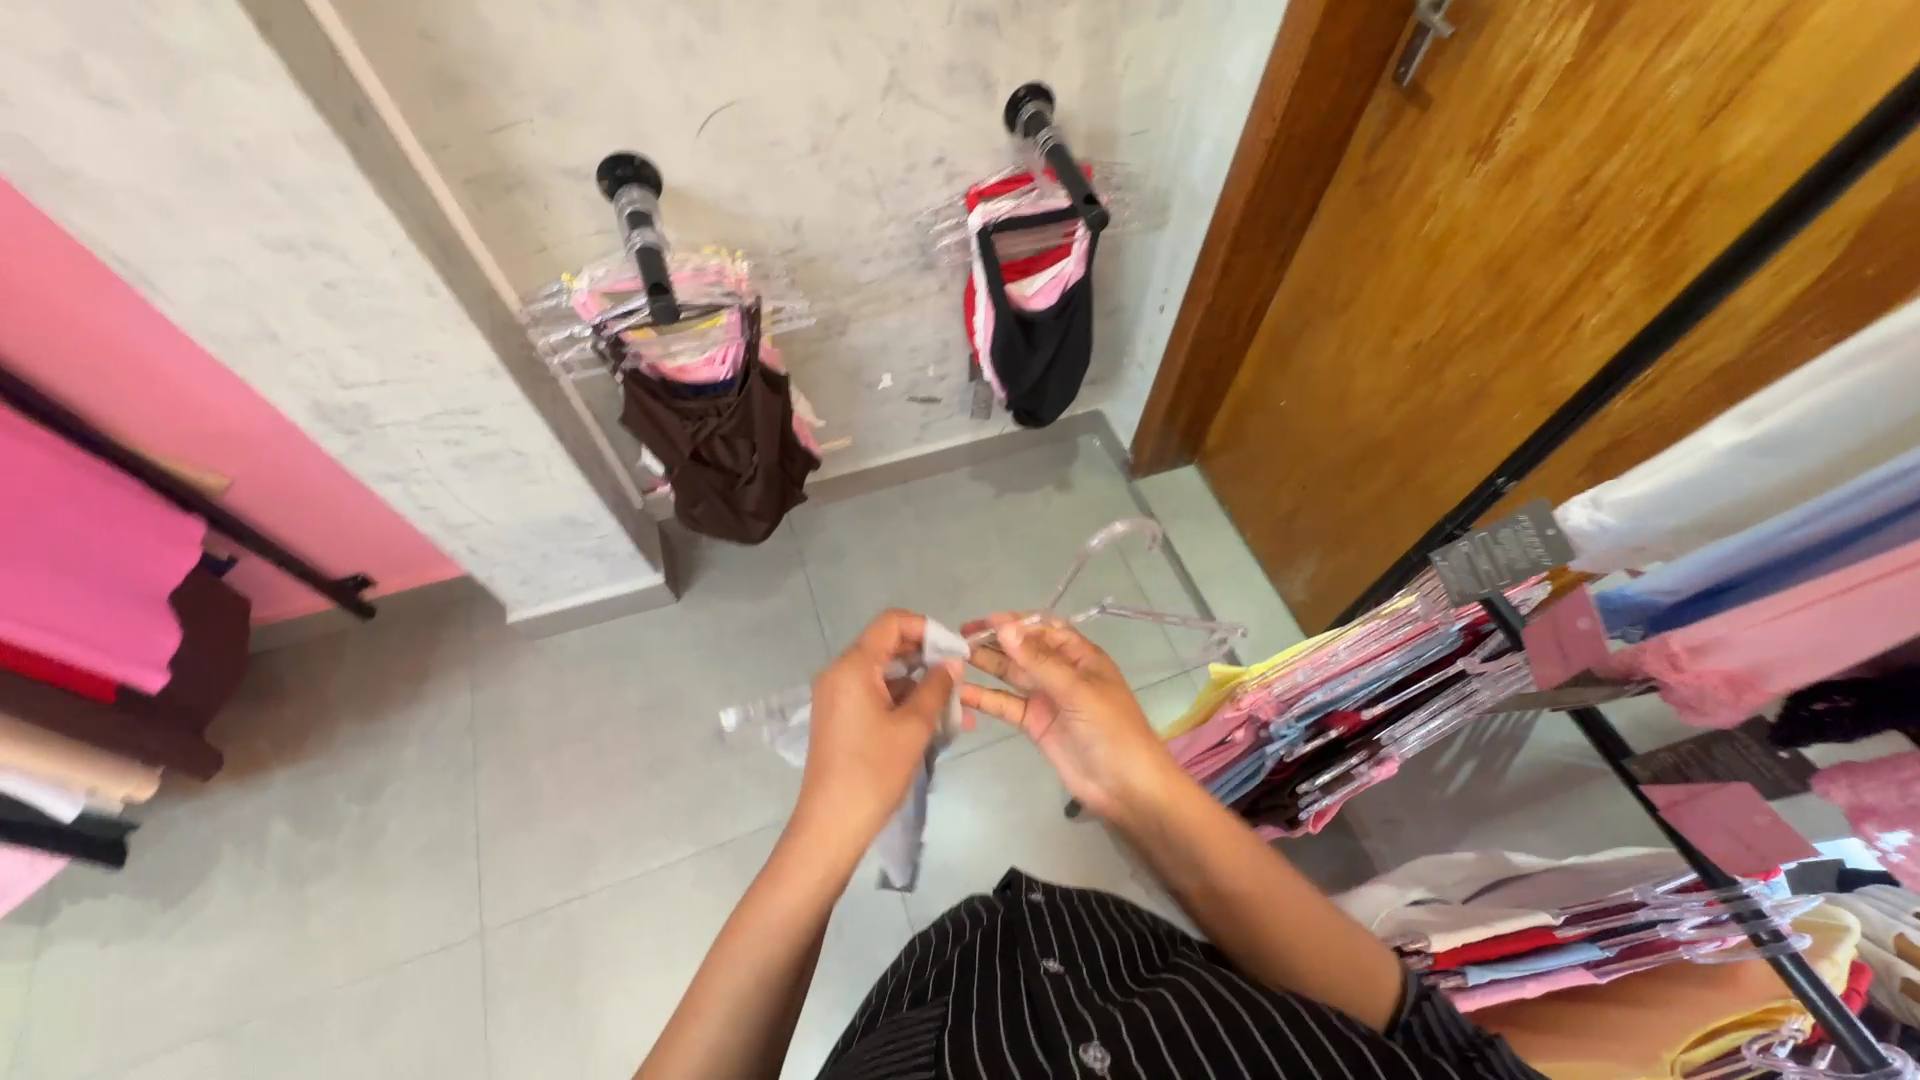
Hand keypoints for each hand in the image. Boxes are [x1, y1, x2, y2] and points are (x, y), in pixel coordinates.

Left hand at [794, 610, 959, 857]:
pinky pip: (875, 695)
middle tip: (960, 676)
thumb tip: (952, 663)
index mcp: (853, 667)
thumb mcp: (913, 727)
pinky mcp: (840, 718)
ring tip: (956, 704)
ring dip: (919, 682)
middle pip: (887, 646)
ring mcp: (837, 696)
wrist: (831, 824)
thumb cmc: (874, 771)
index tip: (955, 650)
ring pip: (884, 673)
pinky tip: (934, 720)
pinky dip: (903, 700)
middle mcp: (839, 673)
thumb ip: (936, 688)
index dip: (927, 628)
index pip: (892, 623)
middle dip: (926, 656)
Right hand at [959, 615, 1178, 823]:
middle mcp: (1061, 672)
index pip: (1043, 629)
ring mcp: (1046, 698)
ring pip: (1010, 675)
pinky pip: (1006, 705)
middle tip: (957, 638)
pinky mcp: (1034, 723)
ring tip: (951, 659)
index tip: (984, 623)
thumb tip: (1004, 628)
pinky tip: (961, 692)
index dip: (1015, 624)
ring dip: (985, 665)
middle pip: (1022, 649)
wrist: (1125, 786)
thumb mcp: (1077, 690)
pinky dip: (985, 698)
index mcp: (1079, 656)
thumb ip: (1038, 661)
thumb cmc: (1111, 729)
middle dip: (993, 642)